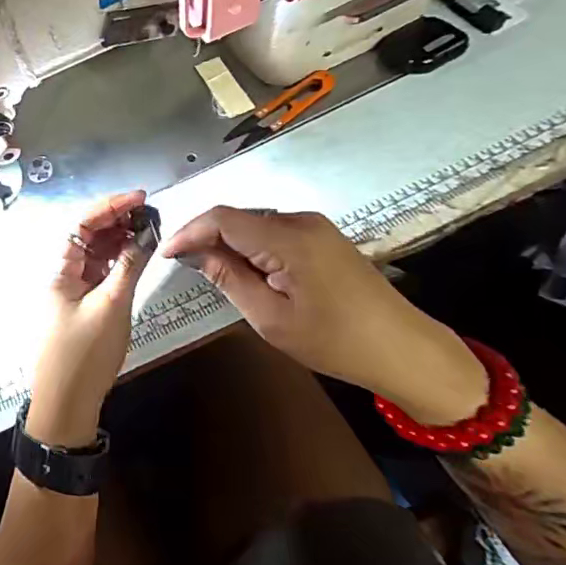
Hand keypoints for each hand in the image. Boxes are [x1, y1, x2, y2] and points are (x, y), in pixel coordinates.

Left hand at [28, 191, 153, 446]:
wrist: (68, 403)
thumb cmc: (84, 355)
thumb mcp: (111, 307)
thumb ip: (129, 267)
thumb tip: (146, 235)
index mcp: (60, 270)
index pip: (82, 224)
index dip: (109, 206)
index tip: (138, 198)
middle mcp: (65, 274)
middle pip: (88, 234)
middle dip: (116, 218)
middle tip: (147, 211)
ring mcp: (76, 288)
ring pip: (97, 251)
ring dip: (120, 236)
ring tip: (147, 226)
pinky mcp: (87, 303)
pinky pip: (104, 269)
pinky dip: (121, 258)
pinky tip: (138, 251)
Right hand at [160, 207, 488, 425]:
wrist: (400, 347)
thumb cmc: (334, 341)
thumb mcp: (271, 318)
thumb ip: (230, 279)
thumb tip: (197, 253)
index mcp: (288, 238)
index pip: (223, 218)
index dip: (189, 231)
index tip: (165, 254)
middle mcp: (302, 220)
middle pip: (240, 217)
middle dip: (209, 238)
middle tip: (187, 268)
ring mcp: (317, 226)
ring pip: (258, 224)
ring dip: (233, 244)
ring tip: (217, 275)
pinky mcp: (325, 236)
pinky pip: (278, 232)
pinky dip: (256, 248)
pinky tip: (251, 274)